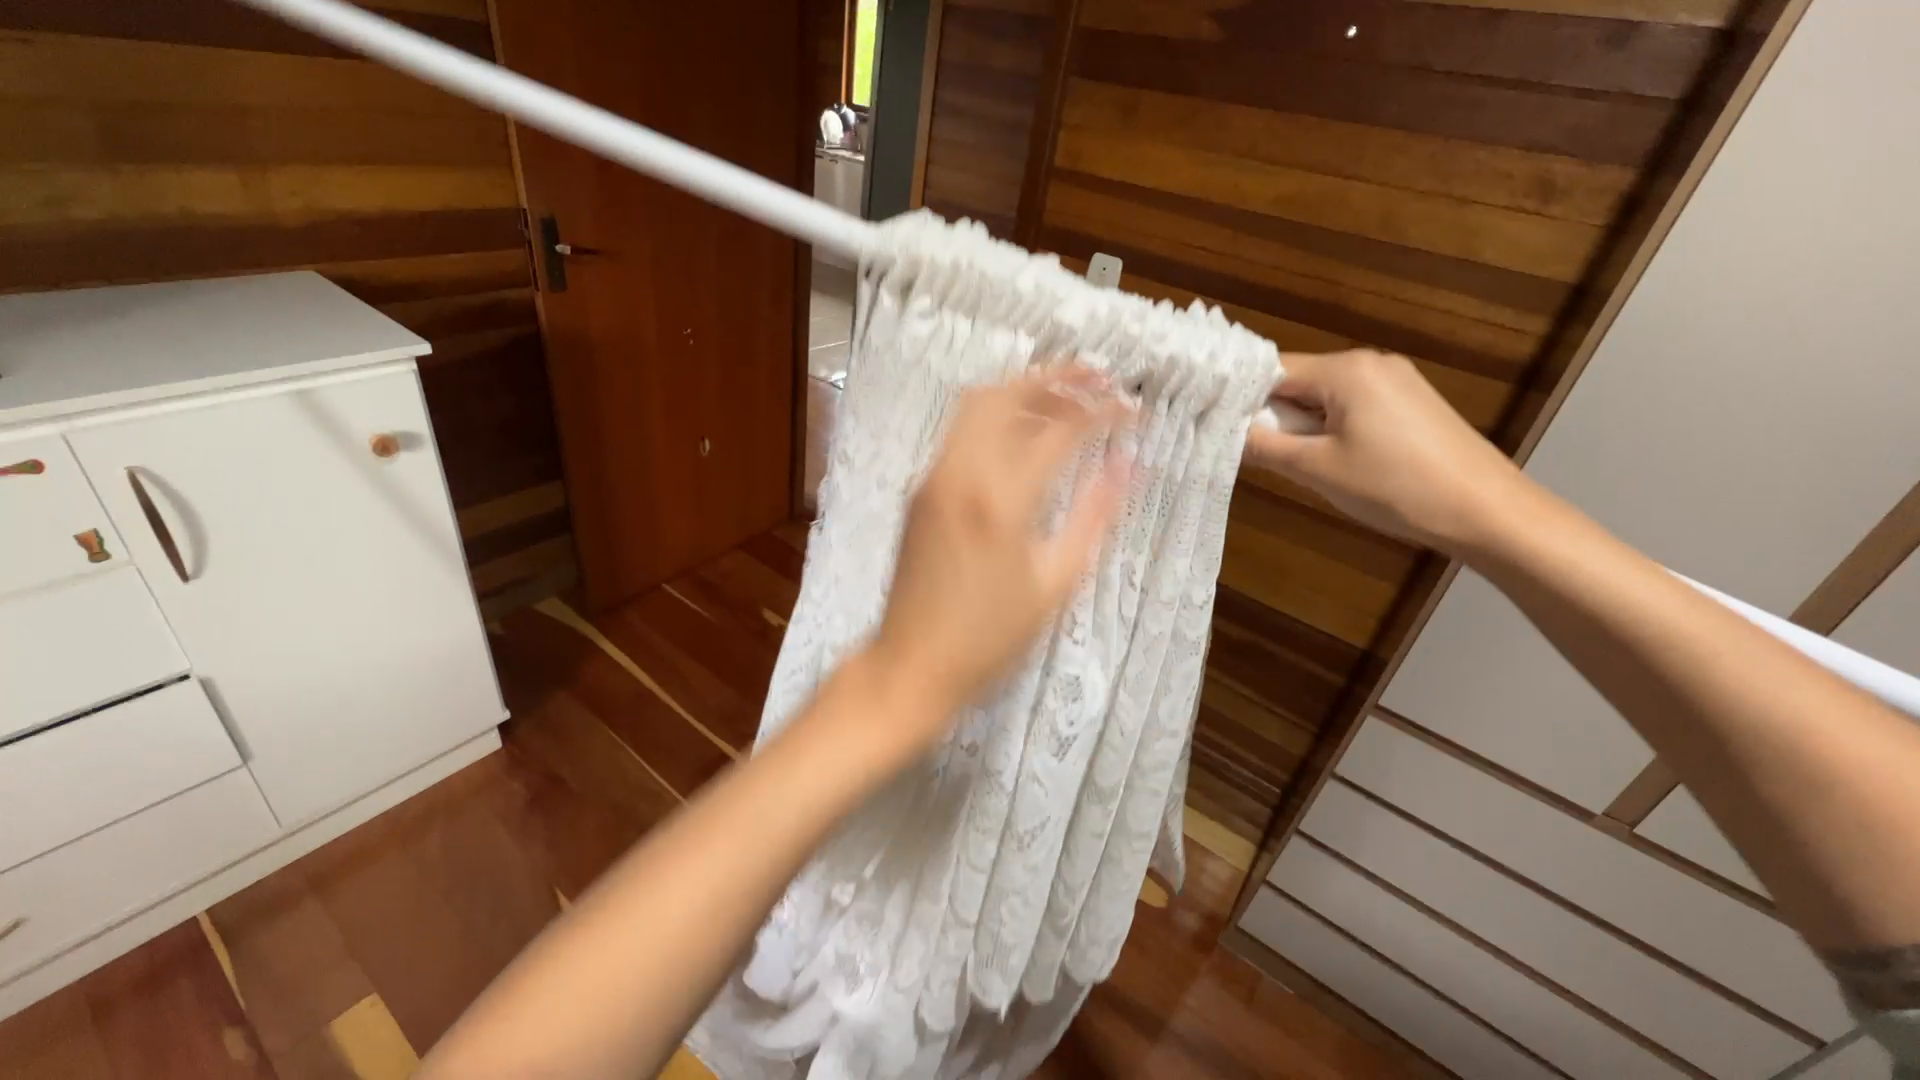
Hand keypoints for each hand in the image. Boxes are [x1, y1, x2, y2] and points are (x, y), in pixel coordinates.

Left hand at [868, 366, 1129, 732]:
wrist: (911, 663)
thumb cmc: (990, 637)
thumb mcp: (1054, 584)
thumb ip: (1093, 517)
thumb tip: (1130, 467)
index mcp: (1002, 500)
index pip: (1059, 430)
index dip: (1102, 412)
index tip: (1133, 408)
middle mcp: (961, 474)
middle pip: (1007, 394)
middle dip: (1056, 379)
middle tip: (1098, 381)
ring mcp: (933, 478)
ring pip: (976, 406)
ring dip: (1023, 391)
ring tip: (1066, 399)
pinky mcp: (919, 490)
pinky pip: (959, 433)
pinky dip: (996, 417)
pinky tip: (1024, 434)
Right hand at [1244, 349, 1526, 554]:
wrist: (1485, 510)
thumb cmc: (1395, 487)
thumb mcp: (1317, 470)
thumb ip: (1263, 446)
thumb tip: (1221, 430)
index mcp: (1345, 369)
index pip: (1269, 370)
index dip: (1237, 398)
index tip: (1213, 425)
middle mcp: (1369, 362)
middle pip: (1297, 381)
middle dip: (1273, 416)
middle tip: (1255, 455)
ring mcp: (1394, 380)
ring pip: (1323, 396)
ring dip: (1301, 426)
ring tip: (1299, 464)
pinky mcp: (1410, 403)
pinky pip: (1351, 406)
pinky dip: (1330, 429)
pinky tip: (1336, 461)